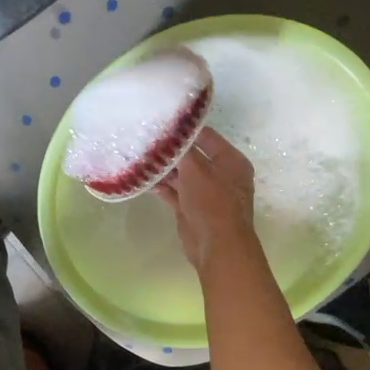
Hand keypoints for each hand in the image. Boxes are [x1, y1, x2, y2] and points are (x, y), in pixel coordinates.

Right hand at [153, 128, 258, 272]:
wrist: (217, 245)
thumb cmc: (212, 202)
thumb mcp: (197, 170)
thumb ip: (182, 151)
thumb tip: (169, 134)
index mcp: (230, 161)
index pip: (206, 137)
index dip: (185, 130)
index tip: (162, 123)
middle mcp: (219, 174)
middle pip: (192, 156)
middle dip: (170, 152)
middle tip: (146, 141)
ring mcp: (205, 193)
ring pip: (181, 175)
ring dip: (163, 170)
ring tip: (140, 159)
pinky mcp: (191, 208)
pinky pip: (174, 192)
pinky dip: (161, 187)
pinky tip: (143, 180)